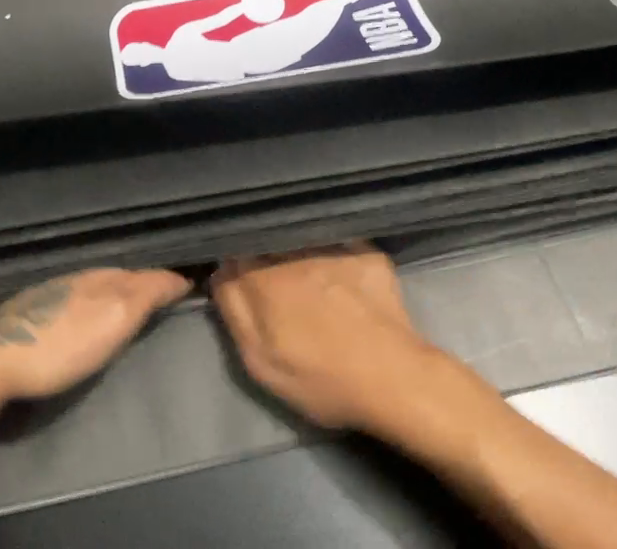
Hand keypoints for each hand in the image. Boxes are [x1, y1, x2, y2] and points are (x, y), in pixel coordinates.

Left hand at [0, 268, 191, 403]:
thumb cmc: (57, 347)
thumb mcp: (110, 322)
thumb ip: (142, 297)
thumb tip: (175, 278)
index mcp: (103, 280)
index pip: (145, 276)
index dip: (167, 282)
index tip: (187, 288)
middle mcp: (81, 278)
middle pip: (122, 275)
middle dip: (145, 282)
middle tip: (165, 293)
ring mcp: (54, 292)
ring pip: (98, 283)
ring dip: (120, 289)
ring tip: (134, 301)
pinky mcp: (32, 310)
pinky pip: (77, 294)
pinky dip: (95, 298)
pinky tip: (90, 312)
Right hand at [211, 243, 446, 433]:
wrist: (396, 380)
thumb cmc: (322, 380)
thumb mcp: (260, 362)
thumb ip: (234, 311)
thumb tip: (221, 272)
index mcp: (264, 277)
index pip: (234, 251)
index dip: (234, 262)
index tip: (239, 277)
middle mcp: (295, 251)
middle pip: (267, 239)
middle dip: (264, 252)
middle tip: (277, 283)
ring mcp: (333, 246)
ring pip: (301, 236)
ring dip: (297, 249)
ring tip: (309, 277)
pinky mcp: (365, 250)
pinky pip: (337, 241)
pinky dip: (332, 253)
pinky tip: (339, 275)